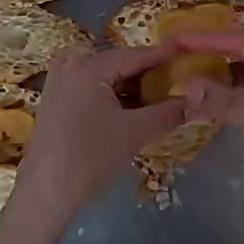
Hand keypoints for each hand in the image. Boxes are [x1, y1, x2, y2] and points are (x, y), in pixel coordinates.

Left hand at [12, 46, 187, 220]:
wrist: (48, 189)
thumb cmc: (92, 157)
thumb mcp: (136, 132)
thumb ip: (169, 112)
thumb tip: (196, 101)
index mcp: (87, 66)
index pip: (134, 55)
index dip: (164, 56)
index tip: (190, 53)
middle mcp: (69, 64)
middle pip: (118, 64)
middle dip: (149, 75)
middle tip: (181, 82)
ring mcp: (59, 81)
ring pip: (105, 78)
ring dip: (132, 88)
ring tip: (162, 99)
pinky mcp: (55, 99)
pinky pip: (91, 89)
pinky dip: (113, 97)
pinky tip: (134, 110)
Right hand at [173, 32, 243, 213]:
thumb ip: (221, 99)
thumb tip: (187, 85)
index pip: (240, 41)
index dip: (205, 40)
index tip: (175, 38)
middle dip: (213, 56)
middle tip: (180, 57)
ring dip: (225, 78)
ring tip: (192, 78)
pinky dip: (239, 95)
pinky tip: (218, 102)